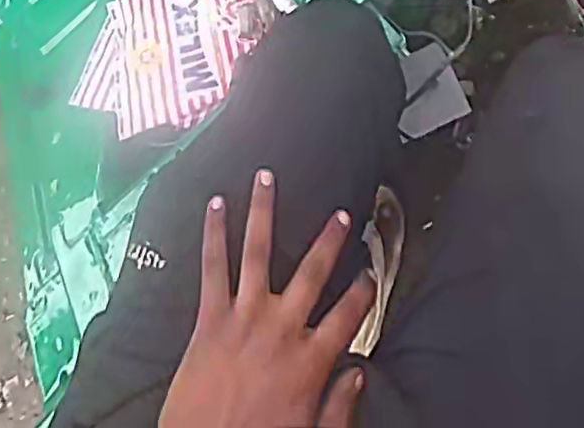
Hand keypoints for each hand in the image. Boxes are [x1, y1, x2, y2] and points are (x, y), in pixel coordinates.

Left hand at [158, 170, 372, 427]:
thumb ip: (337, 408)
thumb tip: (359, 375)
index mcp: (308, 361)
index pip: (348, 317)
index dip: (363, 292)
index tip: (372, 271)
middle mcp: (280, 329)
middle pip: (312, 272)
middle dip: (329, 240)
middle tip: (341, 215)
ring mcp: (245, 316)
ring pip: (259, 250)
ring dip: (264, 210)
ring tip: (267, 178)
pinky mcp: (211, 317)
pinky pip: (213, 266)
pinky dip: (214, 233)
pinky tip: (215, 204)